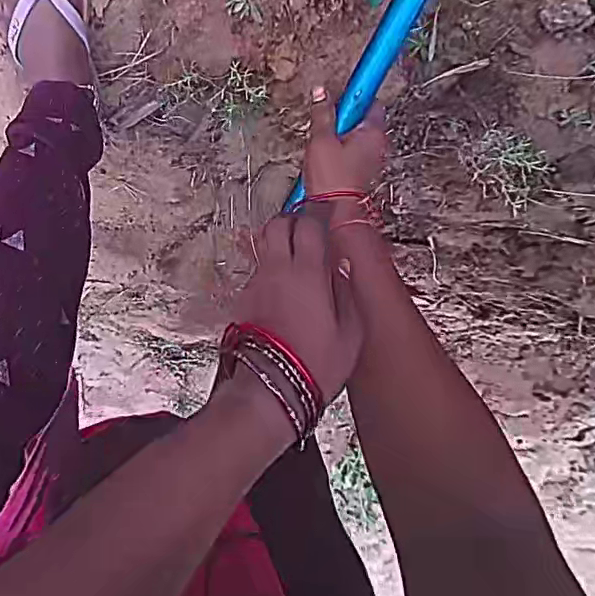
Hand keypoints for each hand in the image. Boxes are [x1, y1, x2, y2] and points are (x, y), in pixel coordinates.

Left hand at [230, 210, 362, 411]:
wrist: (269, 386)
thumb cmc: (316, 363)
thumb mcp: (350, 333)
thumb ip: (347, 294)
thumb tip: (340, 270)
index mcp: (306, 273)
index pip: (308, 225)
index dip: (318, 212)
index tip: (328, 209)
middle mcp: (276, 270)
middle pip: (277, 224)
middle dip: (294, 219)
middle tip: (310, 227)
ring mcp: (256, 281)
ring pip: (264, 245)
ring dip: (281, 241)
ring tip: (299, 255)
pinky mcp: (245, 296)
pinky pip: (260, 269)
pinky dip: (274, 267)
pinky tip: (288, 286)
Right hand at [301, 85, 389, 217]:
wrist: (336, 211)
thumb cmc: (331, 176)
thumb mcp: (321, 140)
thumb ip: (322, 114)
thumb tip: (320, 92)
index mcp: (372, 132)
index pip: (370, 103)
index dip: (355, 96)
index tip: (341, 93)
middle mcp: (378, 143)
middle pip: (363, 118)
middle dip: (344, 116)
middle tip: (324, 120)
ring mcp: (372, 157)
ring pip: (357, 134)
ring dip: (341, 132)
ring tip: (321, 140)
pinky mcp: (362, 169)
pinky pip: (354, 149)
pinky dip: (341, 146)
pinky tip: (325, 154)